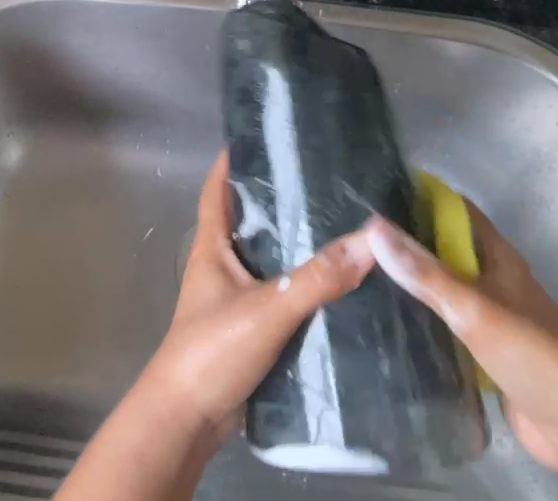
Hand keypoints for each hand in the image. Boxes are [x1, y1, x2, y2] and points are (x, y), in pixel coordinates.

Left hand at [55, 153, 375, 500]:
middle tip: (319, 180)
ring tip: (337, 225)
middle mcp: (220, 267)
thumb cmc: (212, 350)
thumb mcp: (267, 308)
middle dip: (275, 202)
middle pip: (246, 223)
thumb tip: (370, 242)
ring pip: (265, 261)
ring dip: (292, 246)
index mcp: (211, 248)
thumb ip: (316, 279)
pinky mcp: (248, 330)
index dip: (230, 163)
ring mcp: (232, 300)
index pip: (215, 191)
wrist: (187, 419)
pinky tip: (334, 285)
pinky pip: (278, 297)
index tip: (257, 137)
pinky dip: (301, 287)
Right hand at [365, 210, 557, 500]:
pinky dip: (422, 318)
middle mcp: (495, 280)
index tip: (375, 190)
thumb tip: (373, 227)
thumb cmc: (533, 354)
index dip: (422, 197)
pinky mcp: (485, 352)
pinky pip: (446, 324)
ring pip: (444, 287)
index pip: (457, 211)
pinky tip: (390, 321)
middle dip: (408, 240)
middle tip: (357, 237)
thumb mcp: (473, 307)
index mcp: (500, 258)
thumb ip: (425, 272)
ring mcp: (491, 317)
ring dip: (413, 280)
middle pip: (447, 249)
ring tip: (362, 273)